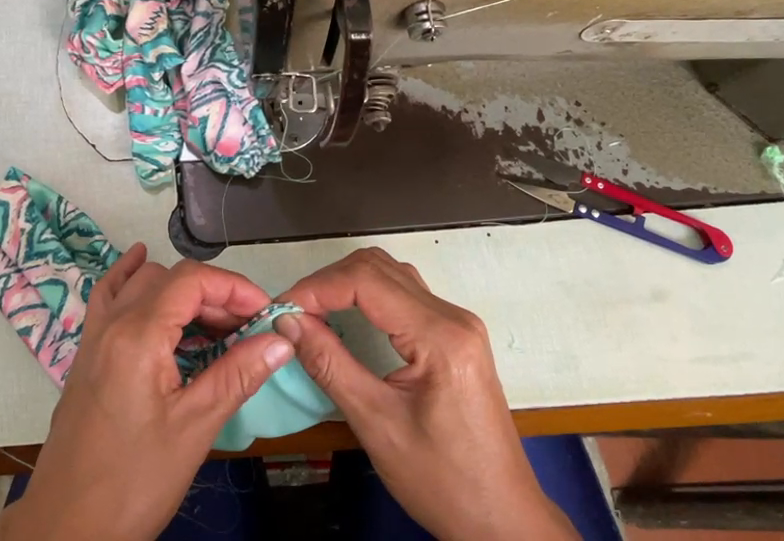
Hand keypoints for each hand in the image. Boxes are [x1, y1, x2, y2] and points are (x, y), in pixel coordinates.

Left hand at [0, 244, 296, 540]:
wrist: (69, 524)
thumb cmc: (134, 481)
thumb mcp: (194, 429)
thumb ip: (237, 375)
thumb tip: (280, 340)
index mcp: (137, 336)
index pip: (192, 281)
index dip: (235, 288)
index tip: (266, 314)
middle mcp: (111, 323)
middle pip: (169, 279)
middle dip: (214, 294)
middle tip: (249, 331)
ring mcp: (94, 336)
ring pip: (141, 284)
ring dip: (181, 294)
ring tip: (217, 326)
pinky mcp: (87, 353)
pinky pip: (109, 296)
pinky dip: (131, 279)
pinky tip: (142, 266)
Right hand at [278, 249, 574, 540]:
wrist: (502, 520)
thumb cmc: (442, 481)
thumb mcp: (376, 423)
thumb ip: (329, 363)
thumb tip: (287, 321)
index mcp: (440, 336)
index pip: (366, 280)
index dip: (317, 287)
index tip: (281, 310)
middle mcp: (453, 317)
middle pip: (377, 267)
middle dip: (327, 283)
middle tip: (292, 314)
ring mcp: (458, 324)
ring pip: (389, 275)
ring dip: (345, 285)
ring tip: (311, 314)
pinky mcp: (454, 336)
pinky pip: (402, 294)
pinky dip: (365, 296)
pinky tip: (343, 319)